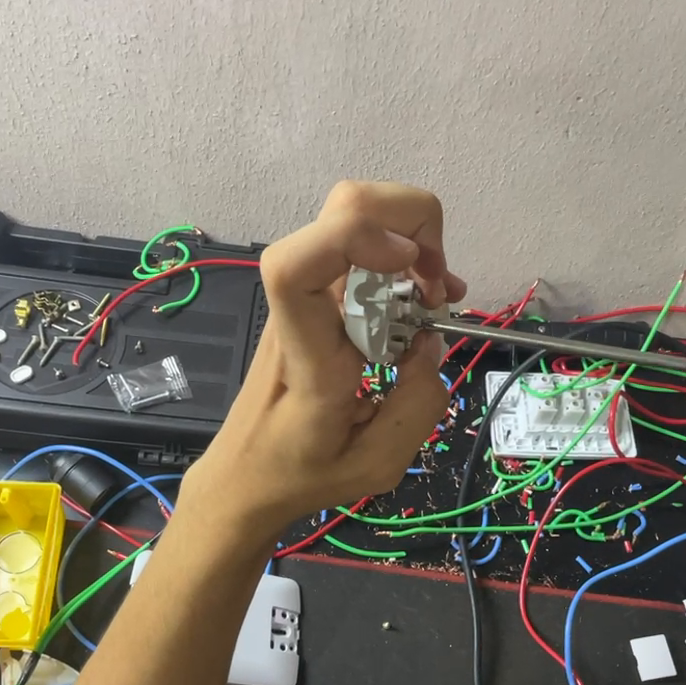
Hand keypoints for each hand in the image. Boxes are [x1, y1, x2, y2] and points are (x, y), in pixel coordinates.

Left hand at [183, 181, 465, 540]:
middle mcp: (301, 313)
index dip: (355, 238)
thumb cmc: (301, 476)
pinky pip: (357, 252)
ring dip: (411, 239)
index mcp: (307, 359)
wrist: (246, 477)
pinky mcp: (315, 303)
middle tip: (439, 286)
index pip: (293, 265)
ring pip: (352, 218)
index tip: (410, 267)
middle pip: (340, 207)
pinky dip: (400, 259)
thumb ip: (418, 407)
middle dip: (411, 222)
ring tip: (437, 296)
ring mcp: (306, 301)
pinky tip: (421, 301)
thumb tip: (430, 345)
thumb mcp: (376, 466)